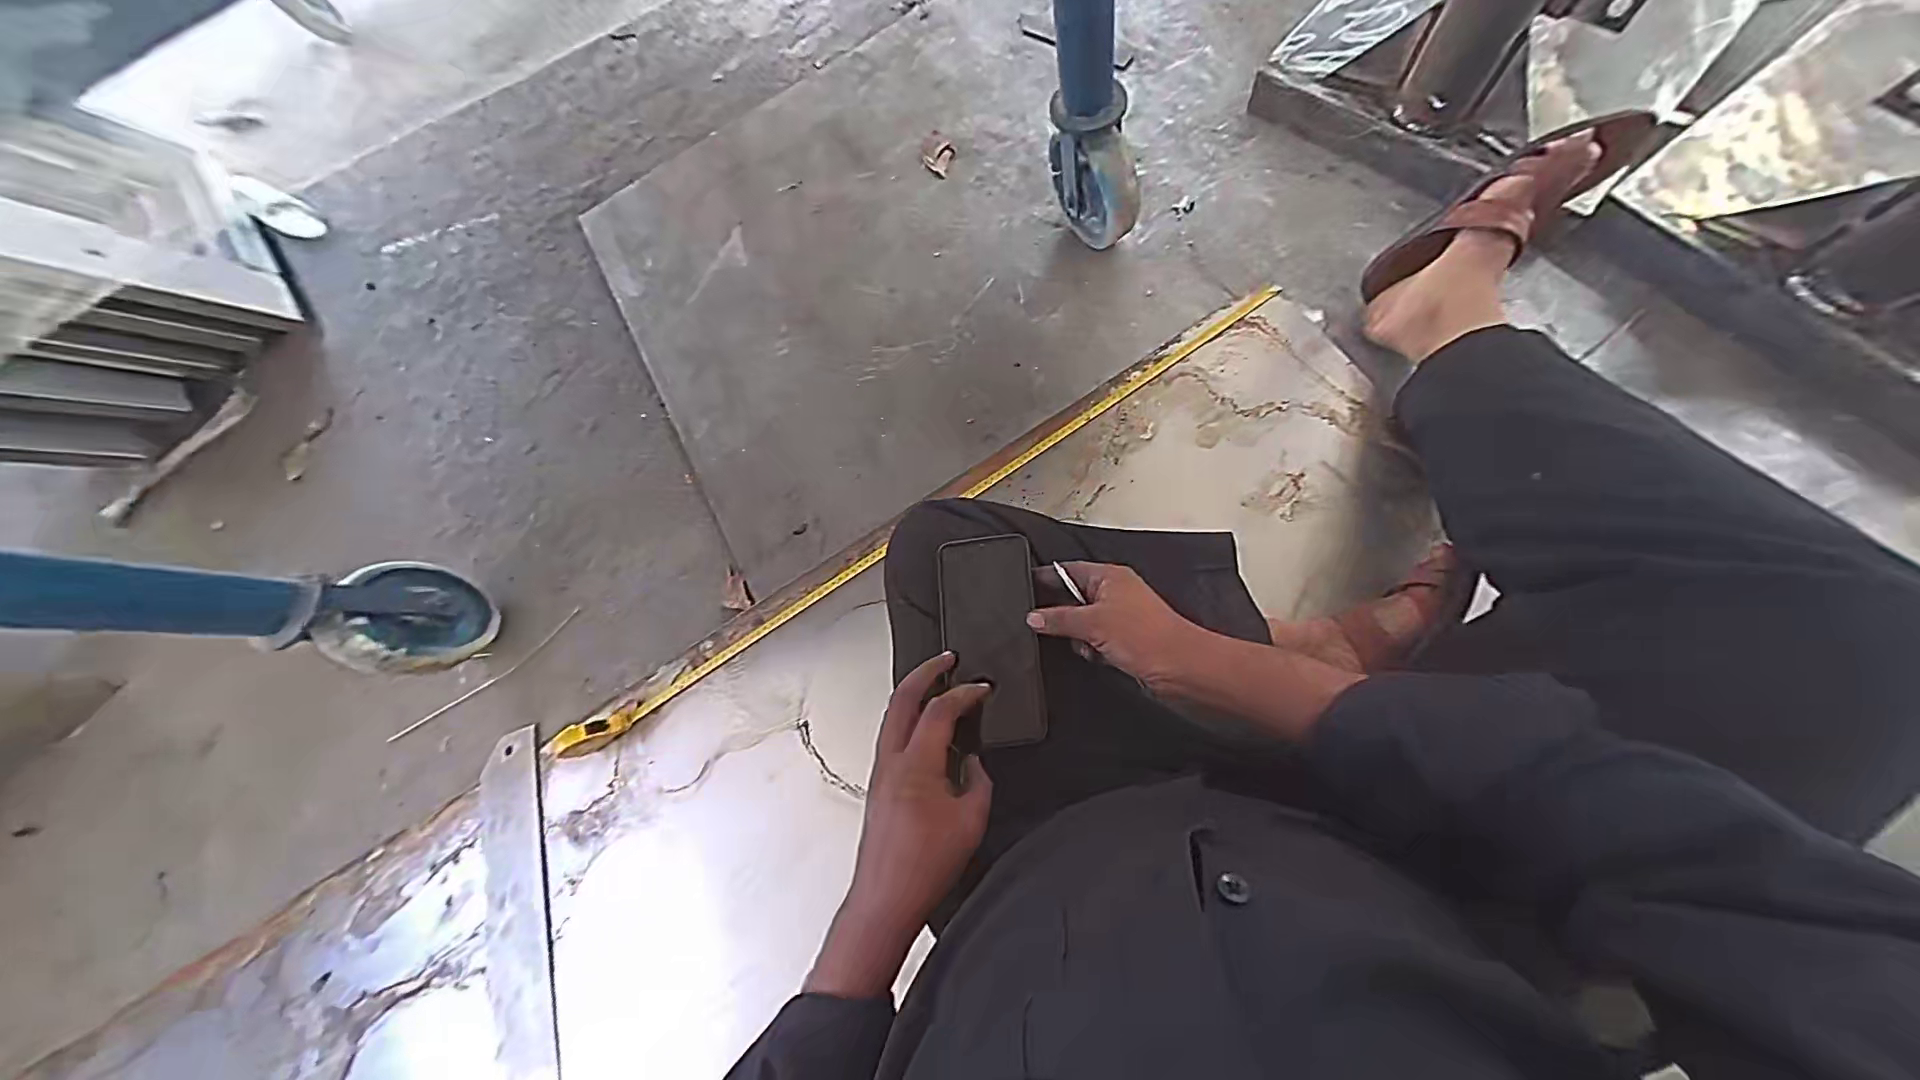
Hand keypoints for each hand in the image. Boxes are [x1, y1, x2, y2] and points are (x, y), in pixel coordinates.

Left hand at [806, 653, 991, 997]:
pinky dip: (908, 717)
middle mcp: (891, 761)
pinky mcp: (878, 784)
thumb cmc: (922, 868)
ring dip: (914, 693)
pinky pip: (891, 735)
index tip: (981, 688)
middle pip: (901, 698)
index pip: (939, 710)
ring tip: (935, 683)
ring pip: (892, 714)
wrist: (885, 899)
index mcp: (915, 765)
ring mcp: (880, 771)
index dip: (964, 693)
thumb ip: (978, 782)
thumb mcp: (971, 821)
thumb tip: (974, 765)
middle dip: (925, 671)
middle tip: (946, 659)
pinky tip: (924, 727)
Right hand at [1026, 562, 1212, 693]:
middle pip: (1072, 598)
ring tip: (1089, 645)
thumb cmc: (1147, 637)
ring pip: (1082, 623)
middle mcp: (1115, 592)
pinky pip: (1094, 640)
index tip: (1025, 588)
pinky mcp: (1124, 639)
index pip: (1067, 570)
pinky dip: (1092, 649)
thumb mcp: (1092, 623)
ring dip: (1079, 637)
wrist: (1181, 668)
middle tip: (1052, 627)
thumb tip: (1033, 616)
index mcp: (1109, 576)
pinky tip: (1098, 656)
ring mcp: (1120, 616)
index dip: (1045, 578)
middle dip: (1062, 616)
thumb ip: (1058, 619)